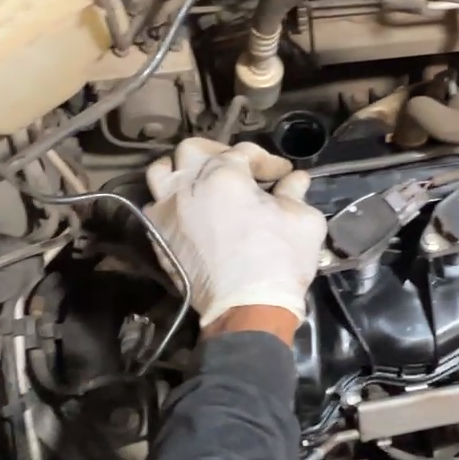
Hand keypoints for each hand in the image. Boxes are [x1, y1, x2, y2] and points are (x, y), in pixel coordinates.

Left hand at [145, 138, 326, 330]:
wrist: (247, 309)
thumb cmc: (280, 262)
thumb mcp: (303, 221)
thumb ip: (295, 192)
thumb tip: (295, 179)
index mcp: (225, 176)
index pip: (245, 153)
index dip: (269, 160)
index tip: (284, 175)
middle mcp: (189, 186)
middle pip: (194, 150)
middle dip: (220, 152)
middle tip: (241, 169)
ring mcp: (168, 211)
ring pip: (161, 171)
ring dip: (182, 170)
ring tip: (202, 180)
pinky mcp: (158, 236)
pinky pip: (155, 205)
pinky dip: (171, 201)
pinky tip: (190, 210)